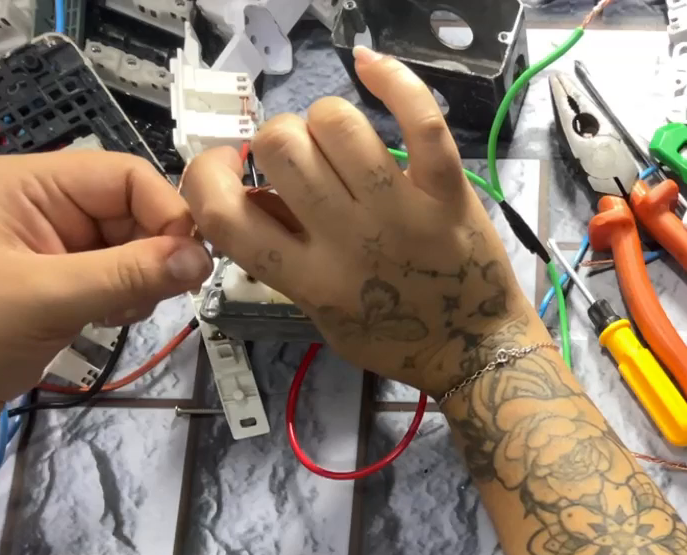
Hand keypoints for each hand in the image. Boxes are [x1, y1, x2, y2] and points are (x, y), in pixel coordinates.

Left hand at [0, 150, 212, 404]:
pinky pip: (119, 277)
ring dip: (144, 282)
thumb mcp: (48, 296)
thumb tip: (203, 259)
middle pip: (135, 211)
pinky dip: (129, 299)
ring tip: (118, 313)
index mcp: (31, 184)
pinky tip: (109, 320)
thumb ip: (129, 274)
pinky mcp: (61, 281)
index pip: (127, 176)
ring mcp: (54, 245)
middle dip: (156, 254)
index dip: (168, 214)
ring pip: (134, 249)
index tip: (191, 267)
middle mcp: (46, 204)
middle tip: (151, 297)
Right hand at [181, 46, 534, 397]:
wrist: (478, 354)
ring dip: (328, 123)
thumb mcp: (326, 321)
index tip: (230, 172)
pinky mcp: (448, 195)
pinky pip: (421, 120)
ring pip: (334, 121)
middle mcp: (351, 242)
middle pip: (281, 146)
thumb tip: (254, 200)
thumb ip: (287, 266)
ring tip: (345, 147)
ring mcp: (403, 214)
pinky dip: (394, 80)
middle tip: (308, 167)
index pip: (227, 214)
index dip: (207, 178)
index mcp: (312, 280)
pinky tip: (370, 69)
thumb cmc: (400, 340)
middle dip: (281, 144)